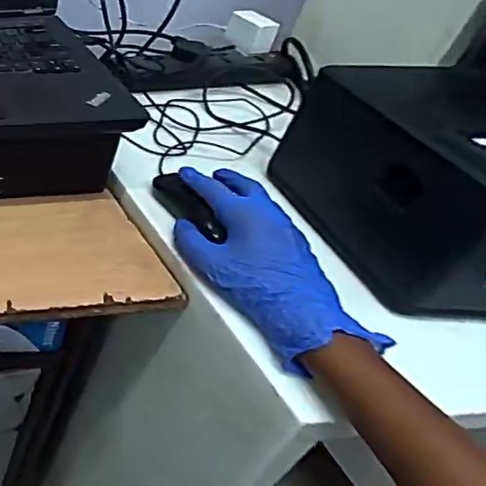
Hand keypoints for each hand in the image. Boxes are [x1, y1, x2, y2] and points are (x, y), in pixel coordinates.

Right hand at [171, 167, 391, 375]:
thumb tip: (184, 227)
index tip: (185, 174)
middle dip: (224, 178)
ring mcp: (285, 226)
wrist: (301, 312)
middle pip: (243, 185)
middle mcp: (266, 213)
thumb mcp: (209, 264)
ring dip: (242, 192)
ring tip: (230, 198)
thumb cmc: (260, 288)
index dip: (194, 179)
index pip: (212, 187)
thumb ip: (189, 240)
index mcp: (242, 211)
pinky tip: (252, 226)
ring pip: (260, 199)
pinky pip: (272, 216)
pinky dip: (256, 210)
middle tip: (211, 178)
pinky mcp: (296, 242)